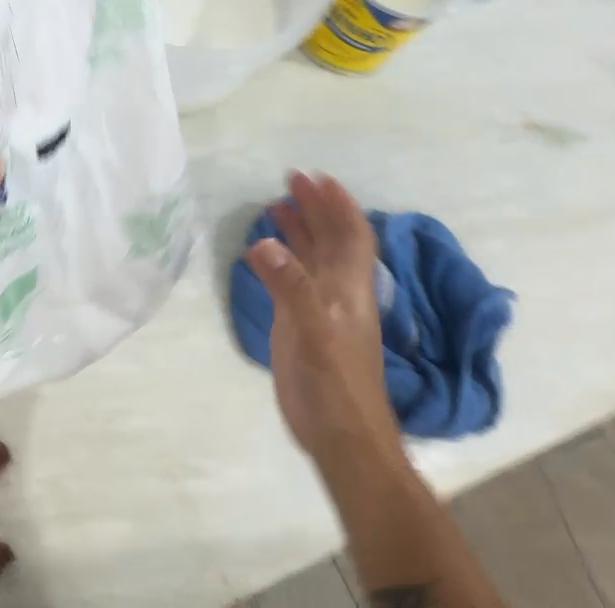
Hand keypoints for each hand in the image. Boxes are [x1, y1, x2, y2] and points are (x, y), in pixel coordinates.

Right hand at [246, 171, 398, 461]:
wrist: (341, 437)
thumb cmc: (333, 385)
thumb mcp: (312, 334)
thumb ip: (290, 288)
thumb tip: (264, 242)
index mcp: (349, 291)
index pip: (351, 236)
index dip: (338, 206)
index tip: (317, 178)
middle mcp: (339, 294)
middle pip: (333, 242)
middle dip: (317, 209)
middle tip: (291, 180)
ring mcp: (321, 312)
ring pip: (314, 260)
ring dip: (300, 230)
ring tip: (277, 205)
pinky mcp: (303, 328)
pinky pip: (294, 280)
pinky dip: (281, 260)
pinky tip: (263, 254)